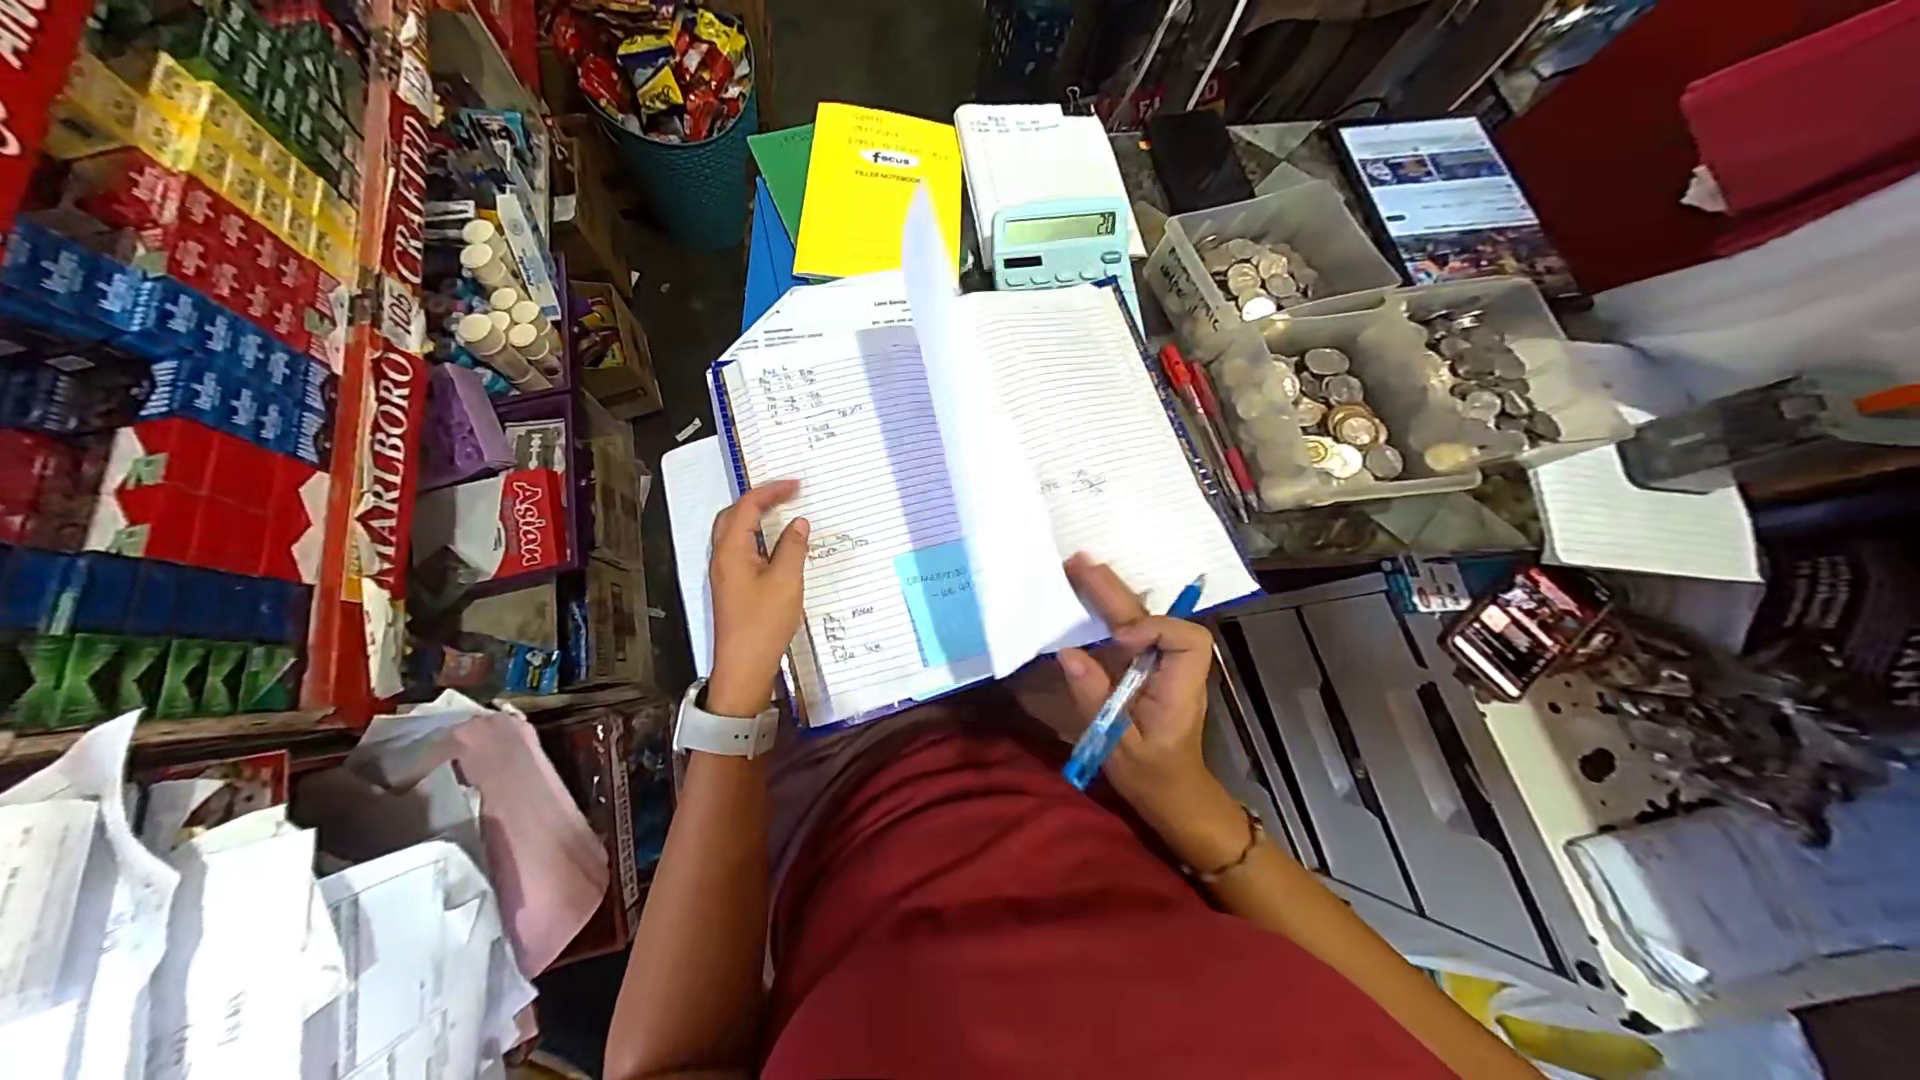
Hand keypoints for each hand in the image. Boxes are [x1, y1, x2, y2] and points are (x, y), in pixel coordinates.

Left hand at [707, 480, 808, 716]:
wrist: (744, 665)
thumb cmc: (764, 623)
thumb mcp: (787, 581)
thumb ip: (793, 547)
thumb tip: (798, 524)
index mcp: (731, 550)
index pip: (747, 507)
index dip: (771, 491)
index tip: (796, 485)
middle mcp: (722, 557)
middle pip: (733, 515)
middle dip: (759, 499)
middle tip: (788, 494)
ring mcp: (725, 573)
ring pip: (735, 532)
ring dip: (757, 517)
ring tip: (783, 513)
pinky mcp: (732, 586)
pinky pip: (741, 549)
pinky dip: (758, 537)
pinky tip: (777, 545)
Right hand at [1055, 555, 1242, 852]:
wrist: (1173, 793)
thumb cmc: (1152, 776)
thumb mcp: (1118, 744)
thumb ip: (1096, 698)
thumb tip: (1069, 653)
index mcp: (1180, 687)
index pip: (1186, 638)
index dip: (1153, 628)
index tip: (1120, 639)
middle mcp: (1175, 667)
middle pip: (1154, 616)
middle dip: (1116, 591)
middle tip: (1078, 563)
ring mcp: (1160, 664)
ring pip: (1140, 618)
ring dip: (1109, 592)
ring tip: (1076, 568)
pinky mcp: (1144, 666)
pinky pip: (1129, 630)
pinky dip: (1105, 611)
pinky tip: (1084, 594)